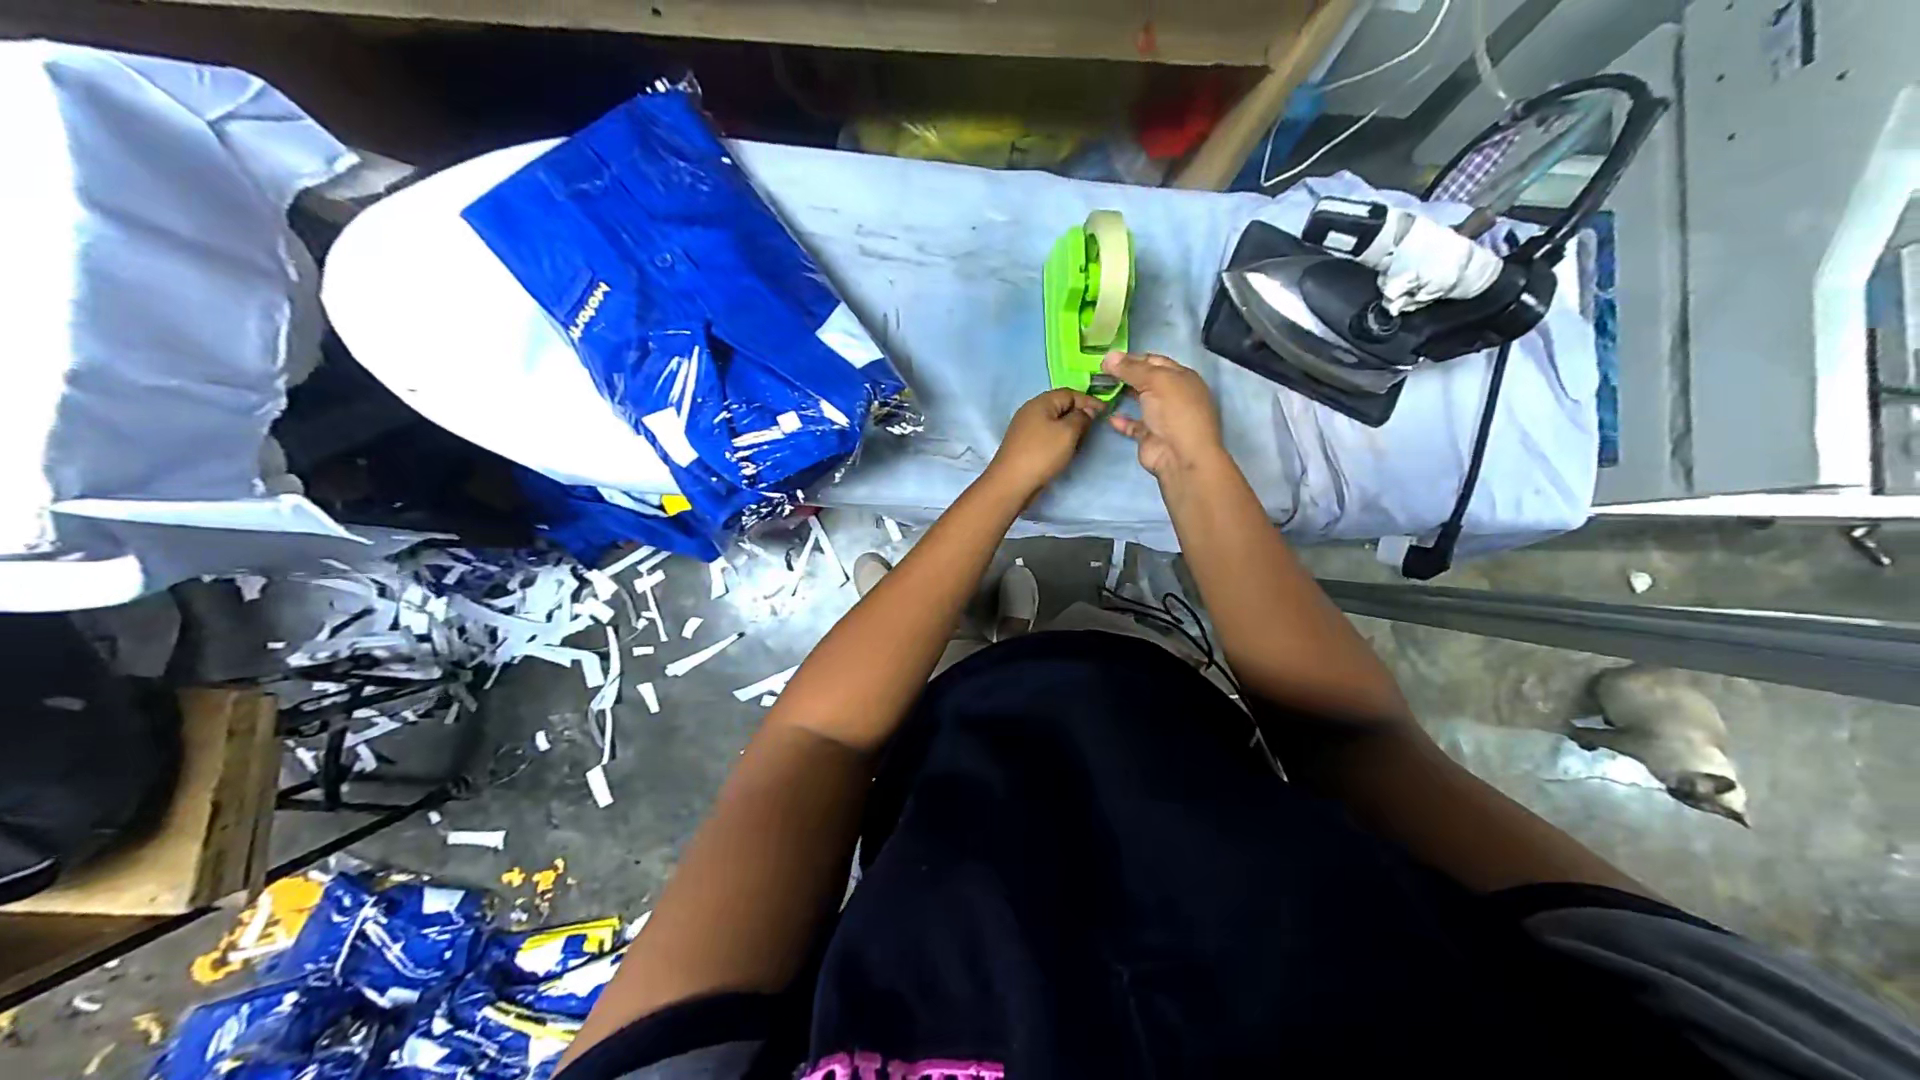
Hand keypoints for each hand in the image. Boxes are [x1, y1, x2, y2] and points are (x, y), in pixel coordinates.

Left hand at [984, 388, 1104, 500]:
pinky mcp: (1025, 444)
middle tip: (1094, 428)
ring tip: (1082, 440)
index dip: (1089, 401)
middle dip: (1080, 414)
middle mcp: (1031, 411)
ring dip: (1070, 428)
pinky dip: (1060, 439)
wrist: (1012, 483)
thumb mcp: (1068, 432)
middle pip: (1061, 406)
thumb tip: (1087, 412)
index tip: (1106, 412)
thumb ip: (1081, 417)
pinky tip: (1066, 450)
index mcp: (1040, 402)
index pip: (1070, 393)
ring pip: (1054, 422)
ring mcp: (1026, 428)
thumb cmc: (1042, 454)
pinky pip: (1047, 435)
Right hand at [1101, 351, 1225, 479]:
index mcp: (1181, 377)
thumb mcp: (1155, 381)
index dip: (1133, 358)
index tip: (1109, 358)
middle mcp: (1173, 395)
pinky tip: (1108, 415)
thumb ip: (1131, 368)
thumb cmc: (1174, 411)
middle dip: (1125, 375)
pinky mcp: (1150, 436)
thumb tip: (1108, 356)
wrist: (1181, 456)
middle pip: (1146, 380)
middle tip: (1100, 372)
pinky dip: (1121, 420)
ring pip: (1139, 401)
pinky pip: (1133, 425)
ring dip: (1122, 395)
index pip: (1155, 361)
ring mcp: (1161, 417)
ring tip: (1099, 389)